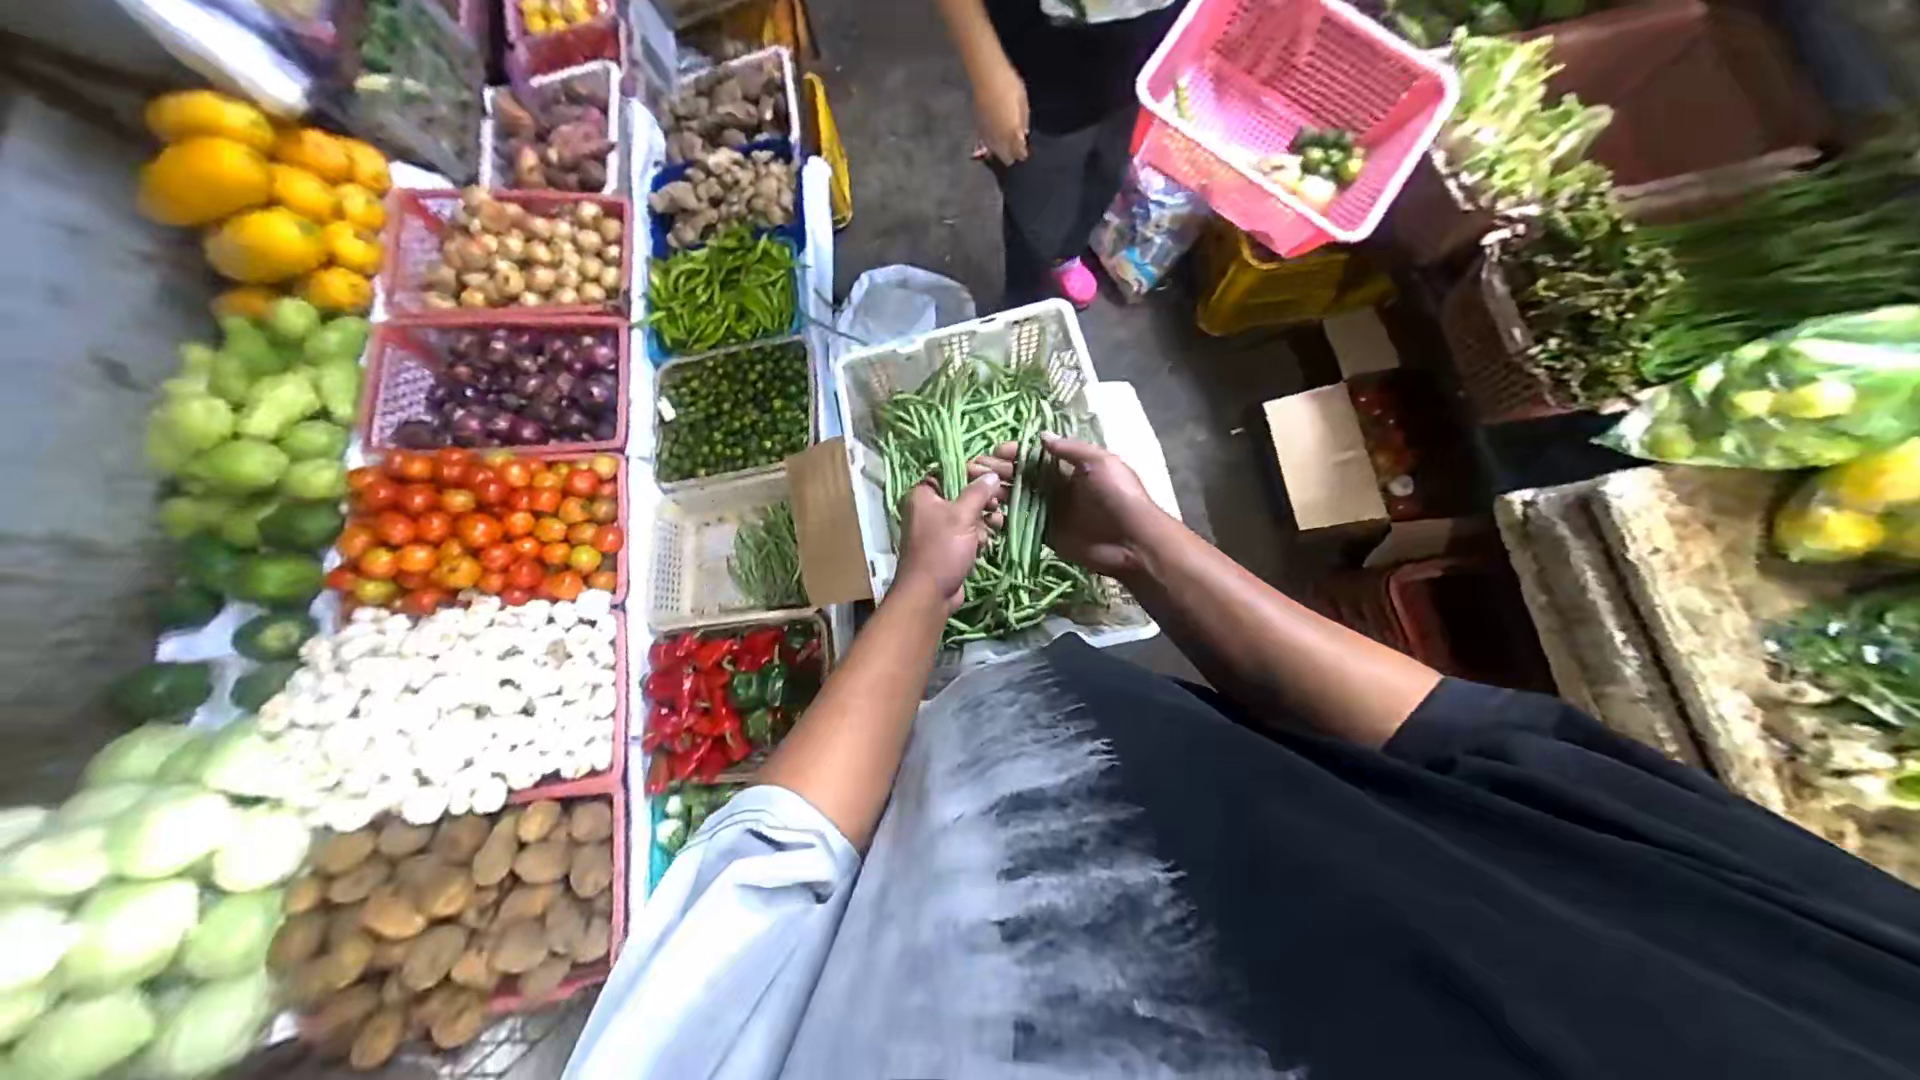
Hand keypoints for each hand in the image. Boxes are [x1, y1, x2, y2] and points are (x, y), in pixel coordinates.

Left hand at [894, 473, 1002, 612]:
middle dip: (983, 499)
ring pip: (968, 514)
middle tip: (1001, 502)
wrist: (930, 594)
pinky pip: (967, 533)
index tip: (995, 475)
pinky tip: (988, 541)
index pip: (950, 471)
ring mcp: (938, 529)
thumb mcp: (962, 515)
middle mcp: (928, 508)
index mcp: (923, 494)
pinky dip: (979, 535)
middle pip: (962, 493)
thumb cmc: (942, 549)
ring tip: (997, 523)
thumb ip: (978, 492)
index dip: (973, 471)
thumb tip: (992, 475)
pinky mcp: (948, 546)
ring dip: (984, 519)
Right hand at [973, 61, 1028, 164]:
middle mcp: (999, 139)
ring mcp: (987, 135)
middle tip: (1015, 147)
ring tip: (1004, 142)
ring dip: (1000, 150)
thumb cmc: (1008, 85)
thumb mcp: (1023, 102)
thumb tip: (1023, 132)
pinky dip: (991, 142)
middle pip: (1005, 158)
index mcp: (1013, 133)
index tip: (1024, 150)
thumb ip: (1023, 121)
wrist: (986, 75)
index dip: (1022, 153)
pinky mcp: (978, 129)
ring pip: (994, 152)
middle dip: (1011, 155)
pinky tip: (994, 135)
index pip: (1019, 153)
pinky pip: (985, 142)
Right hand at [973, 434, 1161, 577]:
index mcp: (1070, 467)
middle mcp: (1057, 486)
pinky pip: (1020, 522)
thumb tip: (1041, 437)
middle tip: (972, 468)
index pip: (1035, 455)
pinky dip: (1003, 516)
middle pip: (1021, 475)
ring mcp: (1050, 510)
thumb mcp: (1100, 463)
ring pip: (1016, 496)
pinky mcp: (1046, 533)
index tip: (995, 452)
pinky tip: (987, 511)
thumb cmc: (1119, 496)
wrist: (1131, 541)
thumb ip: (1070, 450)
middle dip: (997, 470)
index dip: (1015, 452)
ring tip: (972, 485)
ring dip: (994, 490)